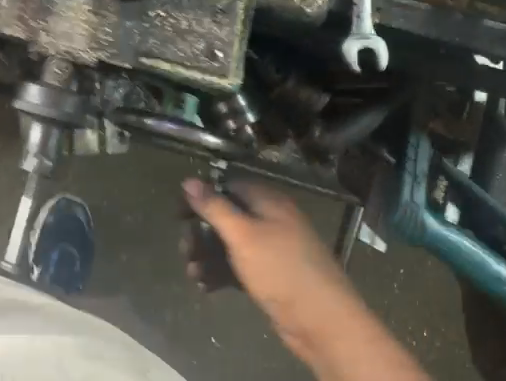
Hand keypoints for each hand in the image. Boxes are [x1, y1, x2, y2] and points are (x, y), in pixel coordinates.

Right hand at [183, 179, 421, 378]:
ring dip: (208, 255)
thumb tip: (188, 180)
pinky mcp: (272, 276)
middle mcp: (272, 221)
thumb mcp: (243, 235)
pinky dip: (222, 272)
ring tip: (191, 270)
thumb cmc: (282, 271)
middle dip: (202, 232)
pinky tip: (204, 285)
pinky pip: (240, 266)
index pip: (228, 187)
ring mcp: (273, 250)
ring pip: (231, 244)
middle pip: (227, 217)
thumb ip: (215, 207)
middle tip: (184, 248)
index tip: (180, 214)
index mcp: (268, 202)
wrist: (325, 325)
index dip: (202, 197)